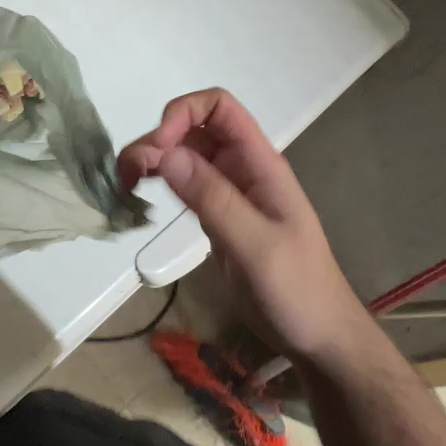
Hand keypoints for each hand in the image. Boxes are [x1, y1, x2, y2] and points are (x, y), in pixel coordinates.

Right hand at [119, 89, 372, 366]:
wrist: (319, 337)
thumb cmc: (298, 290)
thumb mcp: (257, 246)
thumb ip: (213, 199)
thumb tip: (164, 153)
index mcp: (260, 163)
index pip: (219, 108)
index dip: (184, 113)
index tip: (157, 148)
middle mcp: (242, 168)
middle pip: (193, 128)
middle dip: (157, 139)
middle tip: (128, 175)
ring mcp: (229, 192)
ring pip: (184, 155)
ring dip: (152, 158)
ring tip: (125, 183)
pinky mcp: (218, 216)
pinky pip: (184, 184)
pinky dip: (158, 182)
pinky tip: (139, 195)